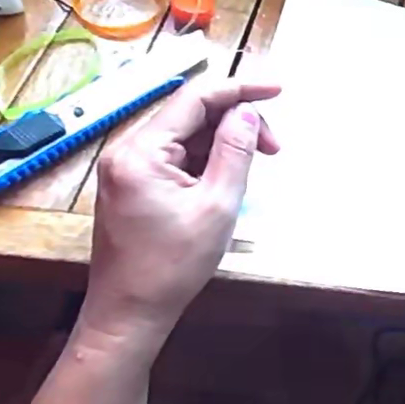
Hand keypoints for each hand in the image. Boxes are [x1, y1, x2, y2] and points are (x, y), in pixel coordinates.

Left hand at [84, 76, 280, 344]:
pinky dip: (205, 160)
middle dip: (236, 122)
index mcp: (142, 152)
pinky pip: (175, 156)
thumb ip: (235, 152)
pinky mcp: (132, 183)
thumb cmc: (171, 267)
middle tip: (273, 147)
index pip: (196, 98)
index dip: (240, 88)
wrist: (128, 315)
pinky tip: (226, 178)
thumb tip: (247, 112)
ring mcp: (127, 167)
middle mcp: (127, 150)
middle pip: (191, 115)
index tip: (277, 90)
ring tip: (254, 166)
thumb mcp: (217, 206)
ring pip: (185, 136)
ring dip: (223, 143)